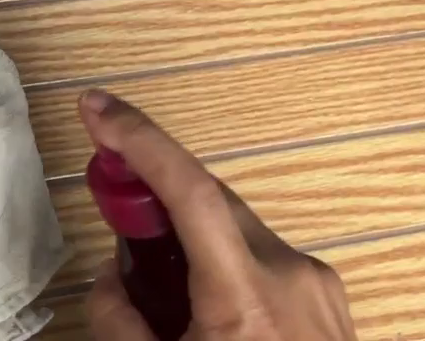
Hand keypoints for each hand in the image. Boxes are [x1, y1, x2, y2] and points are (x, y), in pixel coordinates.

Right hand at [79, 90, 355, 340]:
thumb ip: (118, 320)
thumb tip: (111, 276)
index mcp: (250, 300)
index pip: (188, 188)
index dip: (137, 136)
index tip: (93, 105)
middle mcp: (292, 275)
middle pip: (205, 196)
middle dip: (151, 184)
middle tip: (107, 193)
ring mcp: (319, 285)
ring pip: (230, 222)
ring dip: (185, 225)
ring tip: (159, 273)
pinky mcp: (331, 298)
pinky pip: (256, 250)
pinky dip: (217, 251)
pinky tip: (202, 295)